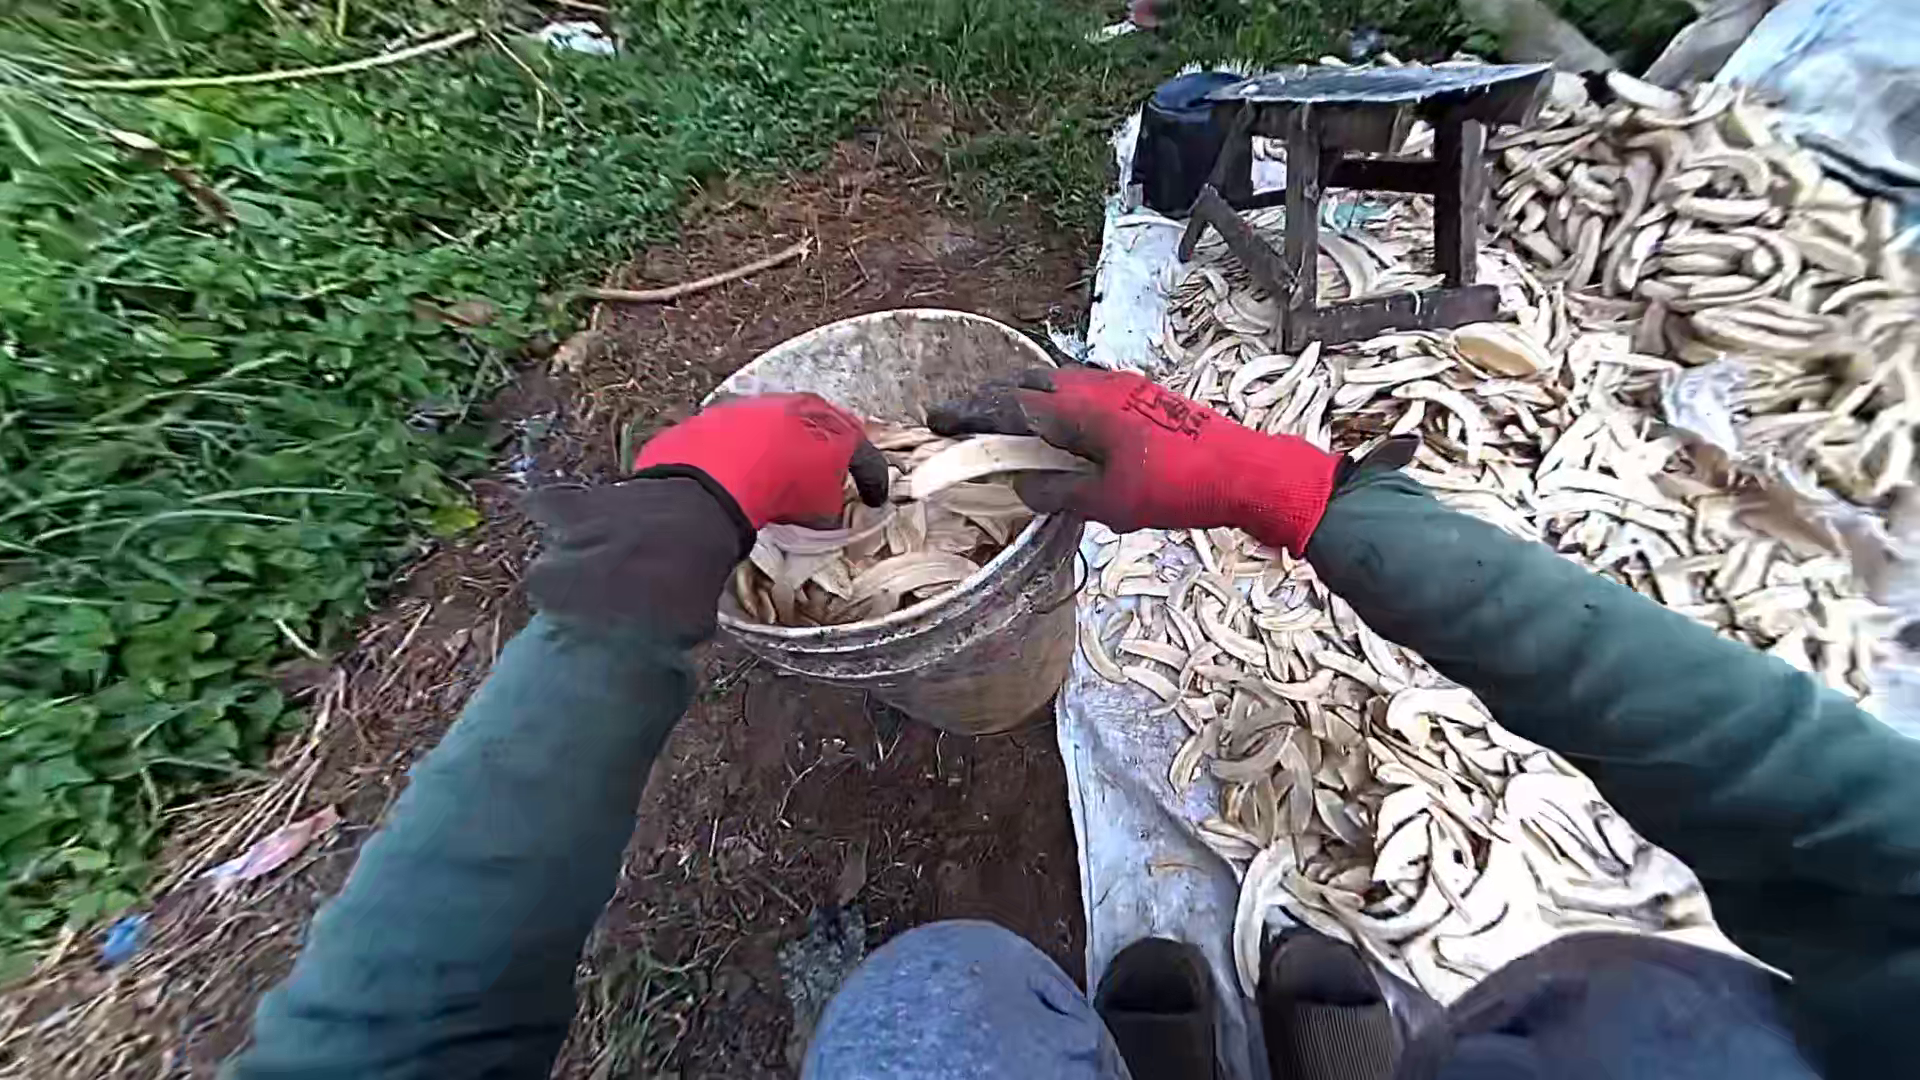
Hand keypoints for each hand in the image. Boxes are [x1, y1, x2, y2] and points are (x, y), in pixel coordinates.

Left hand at [635, 393, 887, 527]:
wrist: (718, 478)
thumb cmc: (781, 492)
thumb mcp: (822, 510)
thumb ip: (833, 501)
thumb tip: (829, 507)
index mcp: (838, 428)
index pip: (865, 455)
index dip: (872, 481)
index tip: (873, 498)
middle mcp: (805, 407)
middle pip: (826, 431)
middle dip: (828, 455)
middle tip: (826, 478)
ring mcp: (764, 404)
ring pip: (785, 427)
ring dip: (787, 449)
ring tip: (780, 476)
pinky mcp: (728, 411)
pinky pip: (747, 432)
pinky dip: (751, 449)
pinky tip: (745, 471)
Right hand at [926, 367, 1341, 554]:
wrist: (1244, 469)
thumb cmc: (1173, 488)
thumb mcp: (1106, 503)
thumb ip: (1055, 492)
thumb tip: (1020, 485)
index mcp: (1076, 410)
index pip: (1005, 408)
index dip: (967, 415)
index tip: (936, 421)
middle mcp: (1090, 385)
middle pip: (1022, 384)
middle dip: (987, 402)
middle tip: (966, 422)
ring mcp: (1115, 383)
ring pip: (1051, 381)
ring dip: (1020, 399)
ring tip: (1005, 425)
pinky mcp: (1134, 392)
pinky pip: (1076, 387)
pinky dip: (1051, 402)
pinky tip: (1056, 425)